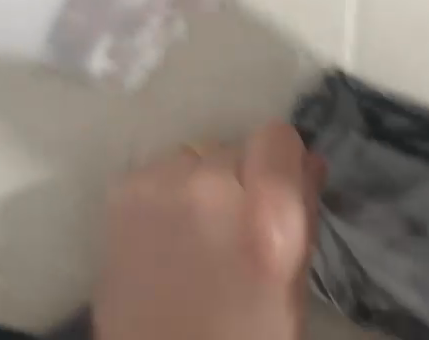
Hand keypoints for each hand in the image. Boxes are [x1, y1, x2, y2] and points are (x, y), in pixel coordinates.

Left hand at [93, 121, 325, 339]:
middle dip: (238, 179)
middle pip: (233, 147)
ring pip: (192, 157)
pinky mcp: (122, 191)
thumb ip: (301, 215)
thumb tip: (306, 160)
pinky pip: (156, 172)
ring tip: (193, 238)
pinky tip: (163, 240)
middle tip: (233, 230)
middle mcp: (212, 187)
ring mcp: (160, 184)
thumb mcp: (291, 292)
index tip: (276, 188)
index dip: (280, 162)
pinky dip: (164, 195)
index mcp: (267, 219)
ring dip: (198, 184)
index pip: (277, 137)